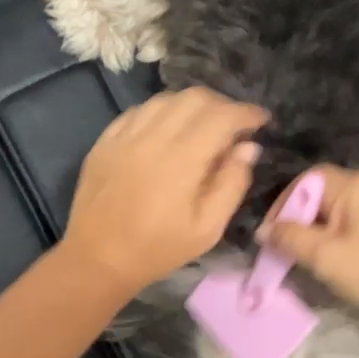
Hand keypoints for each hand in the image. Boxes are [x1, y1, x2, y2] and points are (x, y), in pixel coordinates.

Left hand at [61, 88, 268, 291]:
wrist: (97, 259)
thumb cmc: (156, 250)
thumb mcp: (206, 229)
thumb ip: (231, 184)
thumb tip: (248, 149)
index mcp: (181, 159)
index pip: (222, 116)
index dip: (247, 113)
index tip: (261, 121)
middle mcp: (152, 137)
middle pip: (194, 98)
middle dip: (222, 105)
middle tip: (233, 125)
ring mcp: (124, 137)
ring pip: (164, 99)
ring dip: (190, 106)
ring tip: (201, 126)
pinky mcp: (104, 142)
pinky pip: (137, 112)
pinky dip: (159, 113)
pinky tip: (165, 132)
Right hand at [259, 167, 358, 325]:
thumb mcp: (326, 257)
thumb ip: (290, 238)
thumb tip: (263, 230)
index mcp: (357, 183)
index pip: (307, 180)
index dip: (283, 205)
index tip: (271, 235)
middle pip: (325, 191)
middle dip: (302, 219)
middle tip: (287, 250)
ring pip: (344, 206)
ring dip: (322, 228)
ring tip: (312, 257)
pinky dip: (344, 232)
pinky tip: (342, 257)